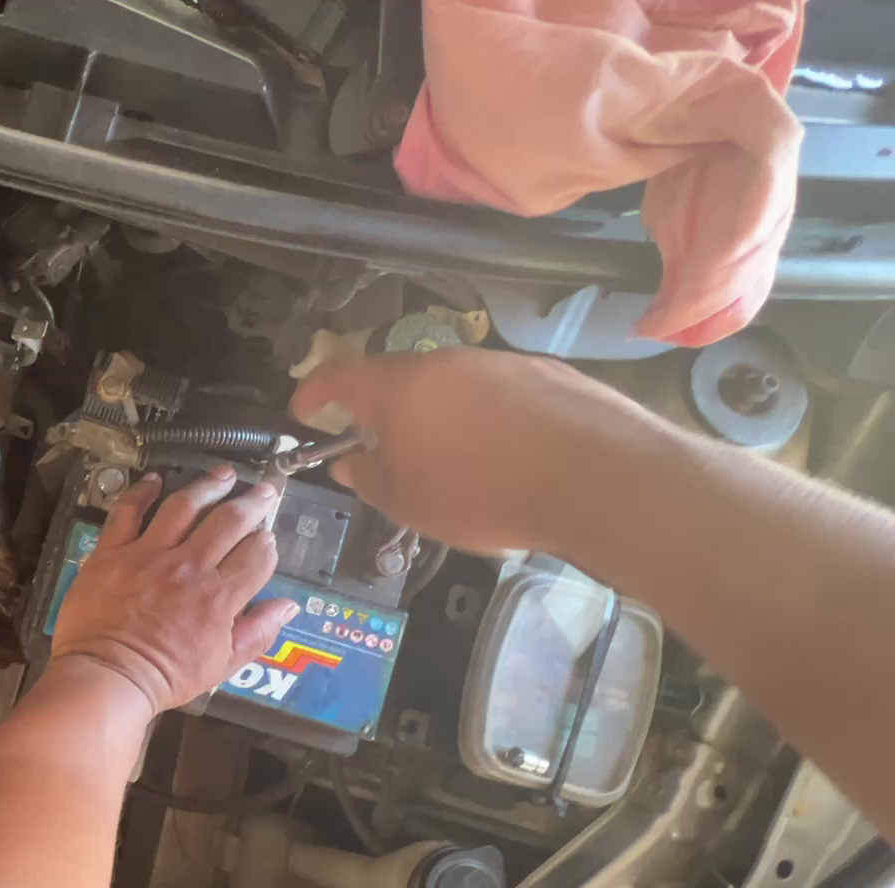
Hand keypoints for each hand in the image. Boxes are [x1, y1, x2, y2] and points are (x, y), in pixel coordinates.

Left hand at [50, 466, 299, 714]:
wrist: (107, 675)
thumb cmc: (166, 676)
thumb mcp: (221, 666)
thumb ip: (256, 633)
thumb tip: (288, 605)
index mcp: (220, 596)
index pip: (257, 555)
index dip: (267, 542)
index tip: (267, 535)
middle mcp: (189, 566)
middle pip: (228, 521)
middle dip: (252, 502)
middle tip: (262, 490)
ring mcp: (148, 554)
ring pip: (183, 506)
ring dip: (207, 486)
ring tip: (223, 473)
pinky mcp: (112, 551)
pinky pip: (127, 512)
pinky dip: (140, 492)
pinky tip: (154, 480)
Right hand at [290, 346, 666, 554]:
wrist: (606, 482)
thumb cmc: (481, 493)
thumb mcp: (405, 502)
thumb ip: (367, 478)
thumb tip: (352, 463)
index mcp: (398, 388)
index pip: (337, 375)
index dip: (312, 392)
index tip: (302, 412)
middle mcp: (446, 363)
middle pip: (396, 378)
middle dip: (378, 410)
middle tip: (378, 446)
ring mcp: (502, 364)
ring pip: (448, 385)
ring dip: (433, 414)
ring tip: (446, 458)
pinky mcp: (552, 376)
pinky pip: (496, 393)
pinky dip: (482, 418)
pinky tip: (501, 456)